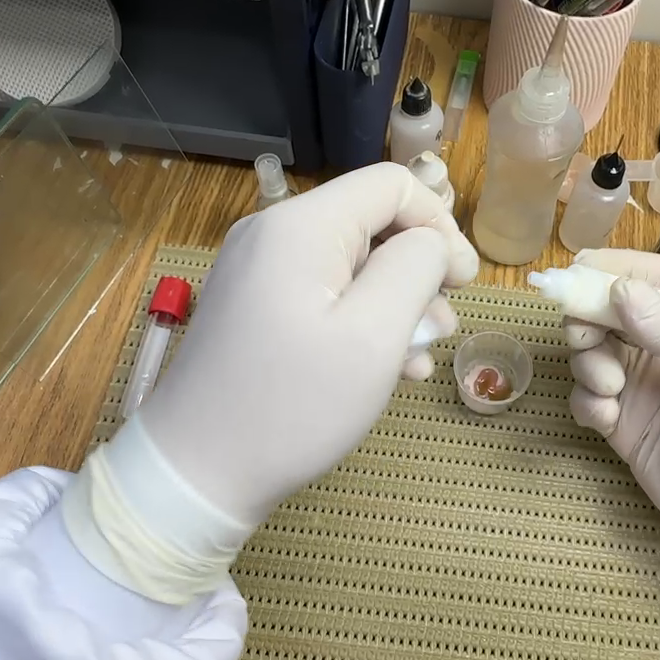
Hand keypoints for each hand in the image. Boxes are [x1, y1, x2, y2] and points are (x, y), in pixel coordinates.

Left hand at [148, 162, 477, 523]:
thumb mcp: (374, 335)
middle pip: (372, 224)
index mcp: (301, 226)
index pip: (392, 185)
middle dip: (418, 271)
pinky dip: (360, 319)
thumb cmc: (294, 405)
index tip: (464, 284)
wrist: (195, 473)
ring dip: (396, 303)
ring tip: (419, 357)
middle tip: (443, 328)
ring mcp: (258, 270)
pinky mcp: (254, 306)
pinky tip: (383, 368)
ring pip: (352, 264)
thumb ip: (416, 268)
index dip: (440, 226)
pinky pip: (323, 293)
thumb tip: (432, 245)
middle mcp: (274, 233)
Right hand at [563, 250, 659, 556]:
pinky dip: (585, 401)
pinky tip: (607, 420)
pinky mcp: (623, 423)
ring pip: (590, 350)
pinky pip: (586, 397)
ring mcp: (642, 385)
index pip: (653, 278)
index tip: (575, 270)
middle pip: (609, 309)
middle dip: (587, 316)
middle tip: (583, 337)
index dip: (613, 268)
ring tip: (610, 389)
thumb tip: (618, 291)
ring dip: (586, 362)